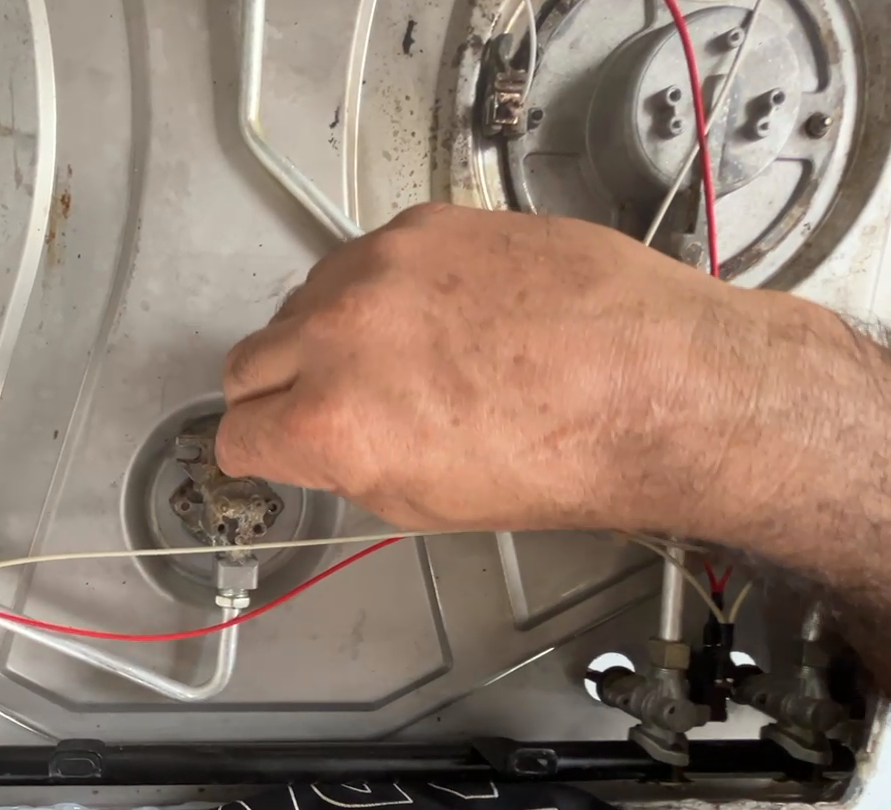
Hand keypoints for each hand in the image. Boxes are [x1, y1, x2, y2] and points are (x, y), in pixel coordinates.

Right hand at [215, 203, 795, 535]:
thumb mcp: (414, 502)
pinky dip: (368, 294)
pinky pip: (354, 263)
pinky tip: (428, 312)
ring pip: (293, 307)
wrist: (657, 385)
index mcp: (327, 425)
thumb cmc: (548, 465)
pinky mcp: (419, 225)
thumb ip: (334, 466)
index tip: (270, 449)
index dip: (253, 452)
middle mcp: (334, 338)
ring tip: (387, 355)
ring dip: (316, 338)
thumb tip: (304, 441)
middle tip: (317, 405)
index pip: (233, 435)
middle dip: (268, 396)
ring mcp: (374, 269)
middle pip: (241, 365)